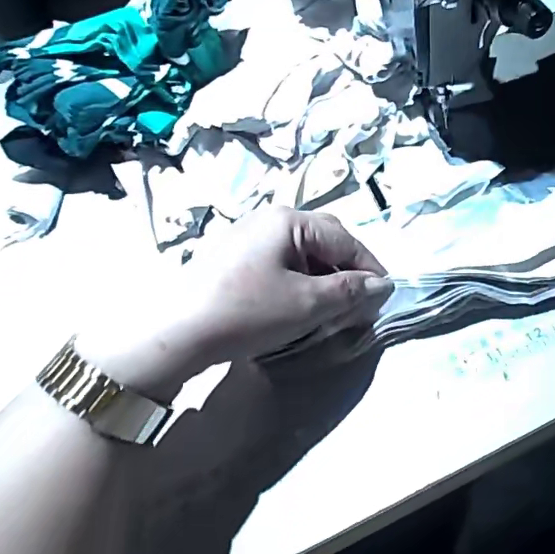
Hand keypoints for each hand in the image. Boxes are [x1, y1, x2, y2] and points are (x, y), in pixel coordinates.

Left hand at [78, 208, 392, 398]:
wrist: (171, 335)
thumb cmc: (245, 312)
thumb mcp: (307, 304)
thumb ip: (351, 291)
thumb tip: (383, 285)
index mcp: (289, 220)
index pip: (346, 240)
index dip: (370, 268)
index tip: (383, 297)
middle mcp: (269, 218)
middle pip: (325, 241)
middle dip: (348, 271)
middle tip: (359, 302)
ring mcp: (248, 236)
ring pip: (304, 252)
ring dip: (325, 278)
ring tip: (332, 308)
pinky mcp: (233, 257)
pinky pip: (281, 261)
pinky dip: (301, 281)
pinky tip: (299, 305)